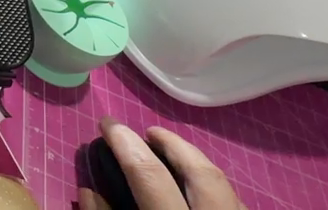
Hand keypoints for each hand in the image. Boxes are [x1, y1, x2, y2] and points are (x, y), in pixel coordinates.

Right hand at [80, 118, 245, 209]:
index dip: (126, 144)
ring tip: (174, 156)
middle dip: (175, 145)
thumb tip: (89, 192)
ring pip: (228, 188)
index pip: (151, 176)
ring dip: (198, 165)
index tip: (108, 125)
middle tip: (150, 132)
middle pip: (204, 175)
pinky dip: (217, 190)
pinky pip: (238, 205)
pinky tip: (200, 193)